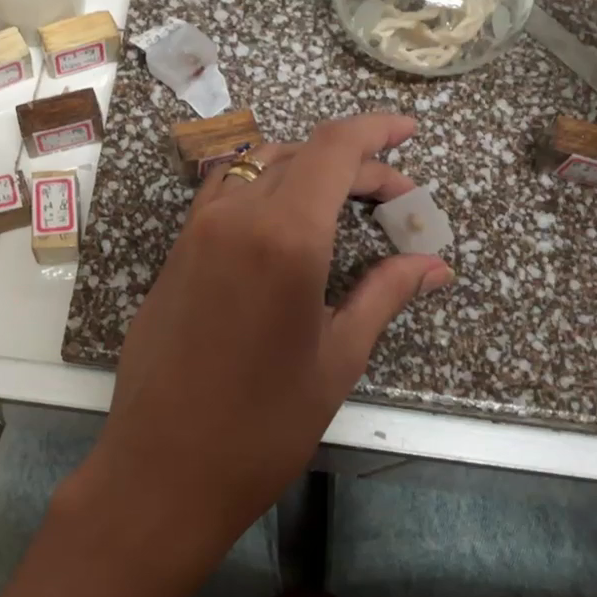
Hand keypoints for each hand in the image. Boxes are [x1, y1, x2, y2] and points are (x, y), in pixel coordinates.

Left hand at [78, 113, 452, 549]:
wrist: (162, 466)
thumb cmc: (263, 424)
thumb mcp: (337, 358)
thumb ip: (385, 294)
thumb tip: (434, 264)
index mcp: (284, 235)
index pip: (334, 149)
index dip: (376, 130)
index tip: (408, 132)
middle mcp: (235, 215)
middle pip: (301, 155)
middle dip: (354, 165)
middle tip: (394, 201)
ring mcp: (196, 229)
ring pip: (257, 166)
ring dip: (304, 169)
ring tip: (344, 202)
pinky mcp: (176, 251)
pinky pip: (223, 193)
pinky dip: (262, 186)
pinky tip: (283, 221)